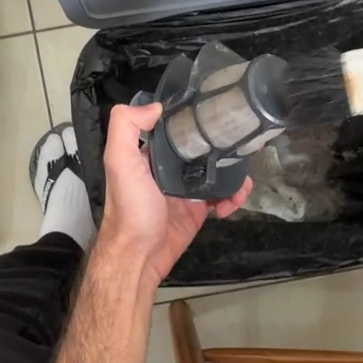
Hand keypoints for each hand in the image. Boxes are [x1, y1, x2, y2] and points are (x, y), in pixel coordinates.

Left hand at [99, 103, 251, 289]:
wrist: (139, 256)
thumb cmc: (129, 209)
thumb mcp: (120, 162)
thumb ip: (127, 128)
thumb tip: (156, 106)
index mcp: (150, 154)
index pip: (175, 128)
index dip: (193, 120)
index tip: (216, 112)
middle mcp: (168, 168)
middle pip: (202, 149)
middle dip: (223, 148)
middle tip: (242, 148)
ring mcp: (185, 190)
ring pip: (217, 173)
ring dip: (234, 175)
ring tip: (243, 182)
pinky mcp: (198, 211)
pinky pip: (221, 198)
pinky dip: (233, 198)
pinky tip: (232, 204)